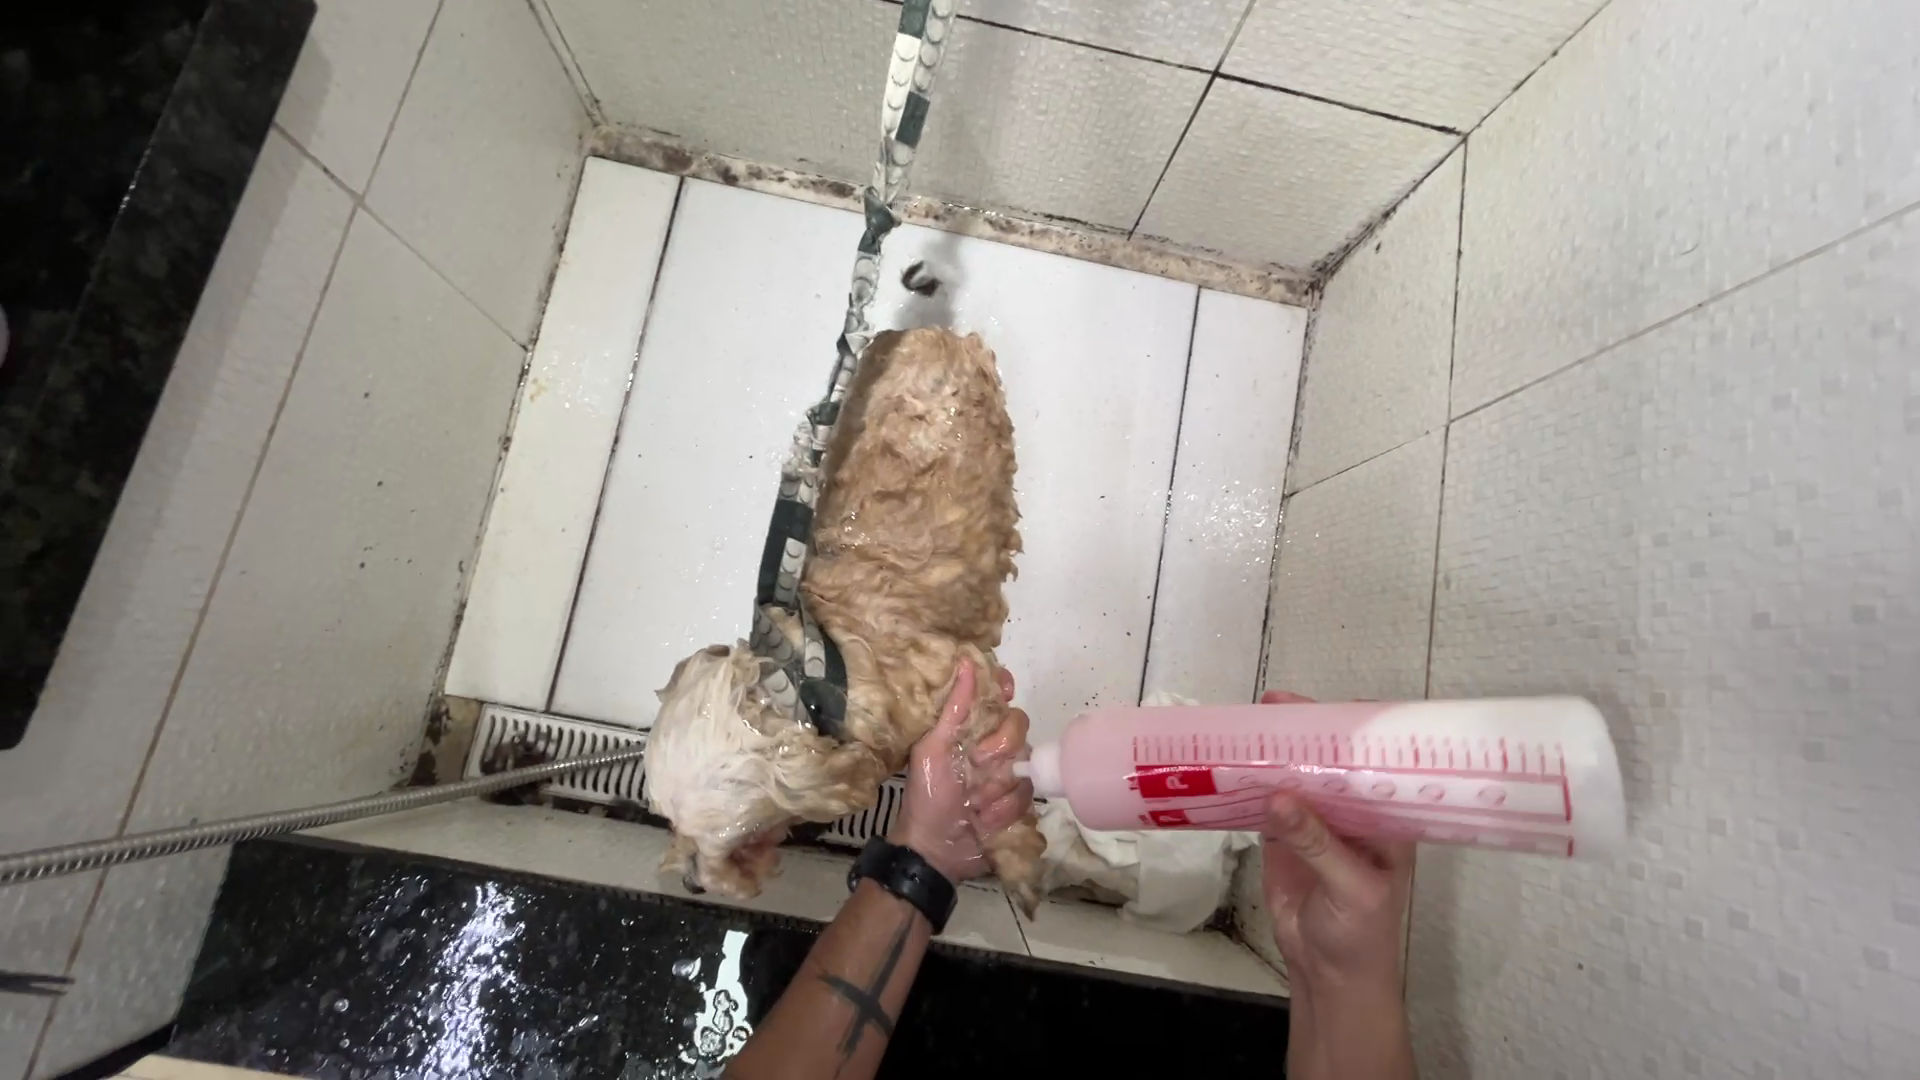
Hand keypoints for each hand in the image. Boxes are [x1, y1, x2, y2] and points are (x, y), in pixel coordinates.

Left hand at [889, 660, 1033, 883]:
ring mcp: (1008, 771)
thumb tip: (966, 662)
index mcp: (968, 726)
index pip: (996, 693)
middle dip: (998, 747)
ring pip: (1025, 760)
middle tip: (976, 763)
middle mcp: (992, 743)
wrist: (936, 850)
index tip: (1005, 691)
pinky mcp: (1019, 799)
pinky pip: (1028, 793)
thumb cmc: (928, 795)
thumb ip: (953, 708)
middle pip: (1018, 724)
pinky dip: (1004, 808)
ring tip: (974, 802)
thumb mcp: (932, 748)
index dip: (1004, 687)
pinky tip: (986, 819)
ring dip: (997, 785)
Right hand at [1259, 689, 1415, 1079]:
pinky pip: (1264, 801)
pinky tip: (1227, 764)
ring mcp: (1313, 821)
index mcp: (1382, 819)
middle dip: (1300, 733)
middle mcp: (1349, 812)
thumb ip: (1316, 842)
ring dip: (1271, 754)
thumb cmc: (1362, 934)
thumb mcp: (1352, 888)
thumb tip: (1277, 796)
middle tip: (1269, 706)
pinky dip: (1246, 784)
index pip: (1370, 763)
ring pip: (1293, 776)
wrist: (1328, 974)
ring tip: (1243, 726)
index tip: (1316, 708)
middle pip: (1325, 761)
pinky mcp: (1281, 836)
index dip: (1346, 731)